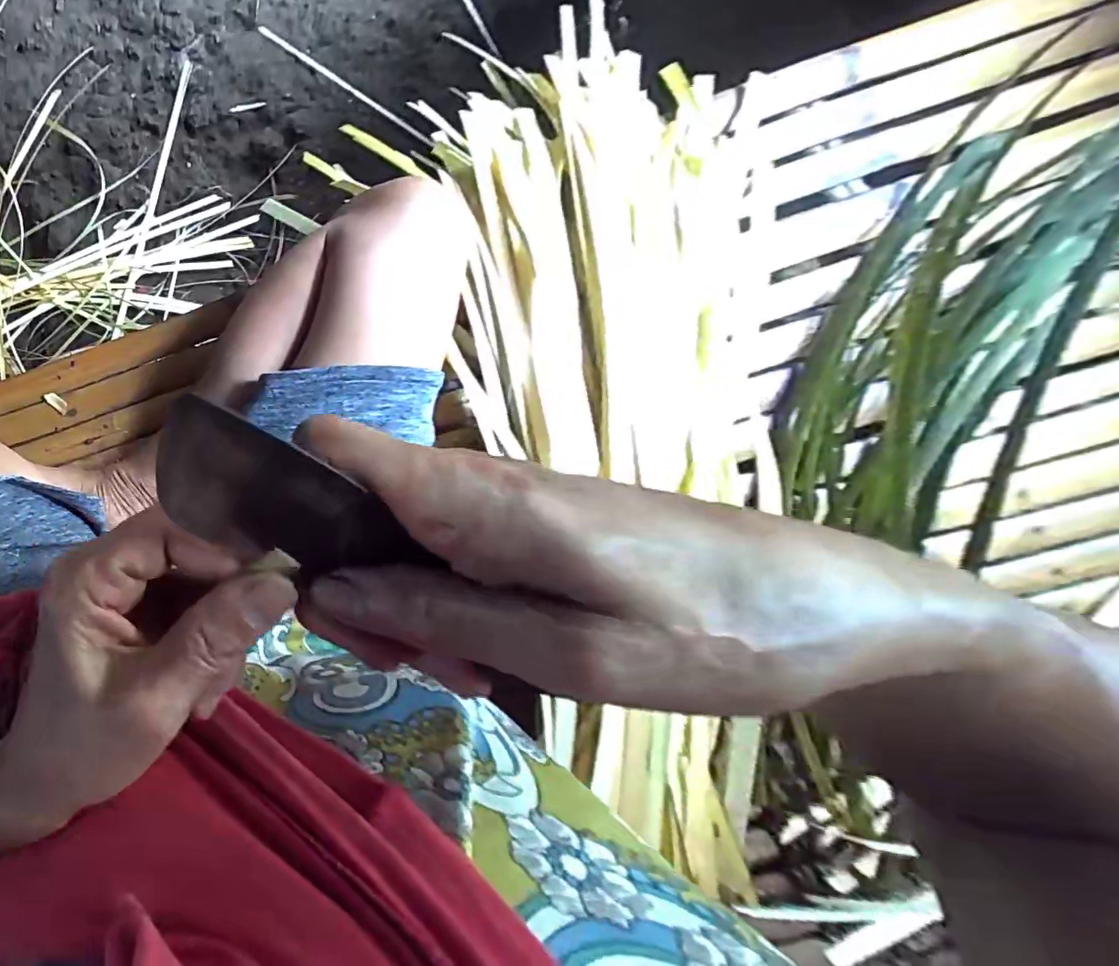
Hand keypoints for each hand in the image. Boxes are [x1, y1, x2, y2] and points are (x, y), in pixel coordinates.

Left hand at [0, 507, 295, 841]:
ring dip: (218, 627)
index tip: (264, 590)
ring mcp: (118, 585)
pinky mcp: (135, 606)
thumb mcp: (158, 697)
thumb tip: (281, 583)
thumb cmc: (88, 747)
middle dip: (222, 599)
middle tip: (236, 653)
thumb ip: (216, 637)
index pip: (167, 529)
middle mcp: (101, 564)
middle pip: (187, 549)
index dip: (219, 551)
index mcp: (88, 575)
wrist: (48, 784)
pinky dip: (208, 637)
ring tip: (208, 687)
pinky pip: (190, 600)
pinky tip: (201, 684)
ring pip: (196, 577)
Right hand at [293, 416, 1015, 715]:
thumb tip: (333, 588)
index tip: (286, 570)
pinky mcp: (515, 527)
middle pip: (354, 512)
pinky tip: (491, 658)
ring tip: (469, 671)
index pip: (337, 446)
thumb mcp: (571, 652)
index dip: (289, 492)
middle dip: (352, 588)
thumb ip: (443, 615)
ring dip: (403, 611)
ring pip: (395, 545)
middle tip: (407, 663)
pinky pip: (444, 561)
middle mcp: (468, 484)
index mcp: (473, 494)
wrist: (832, 605)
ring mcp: (492, 504)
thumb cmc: (714, 630)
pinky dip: (444, 611)